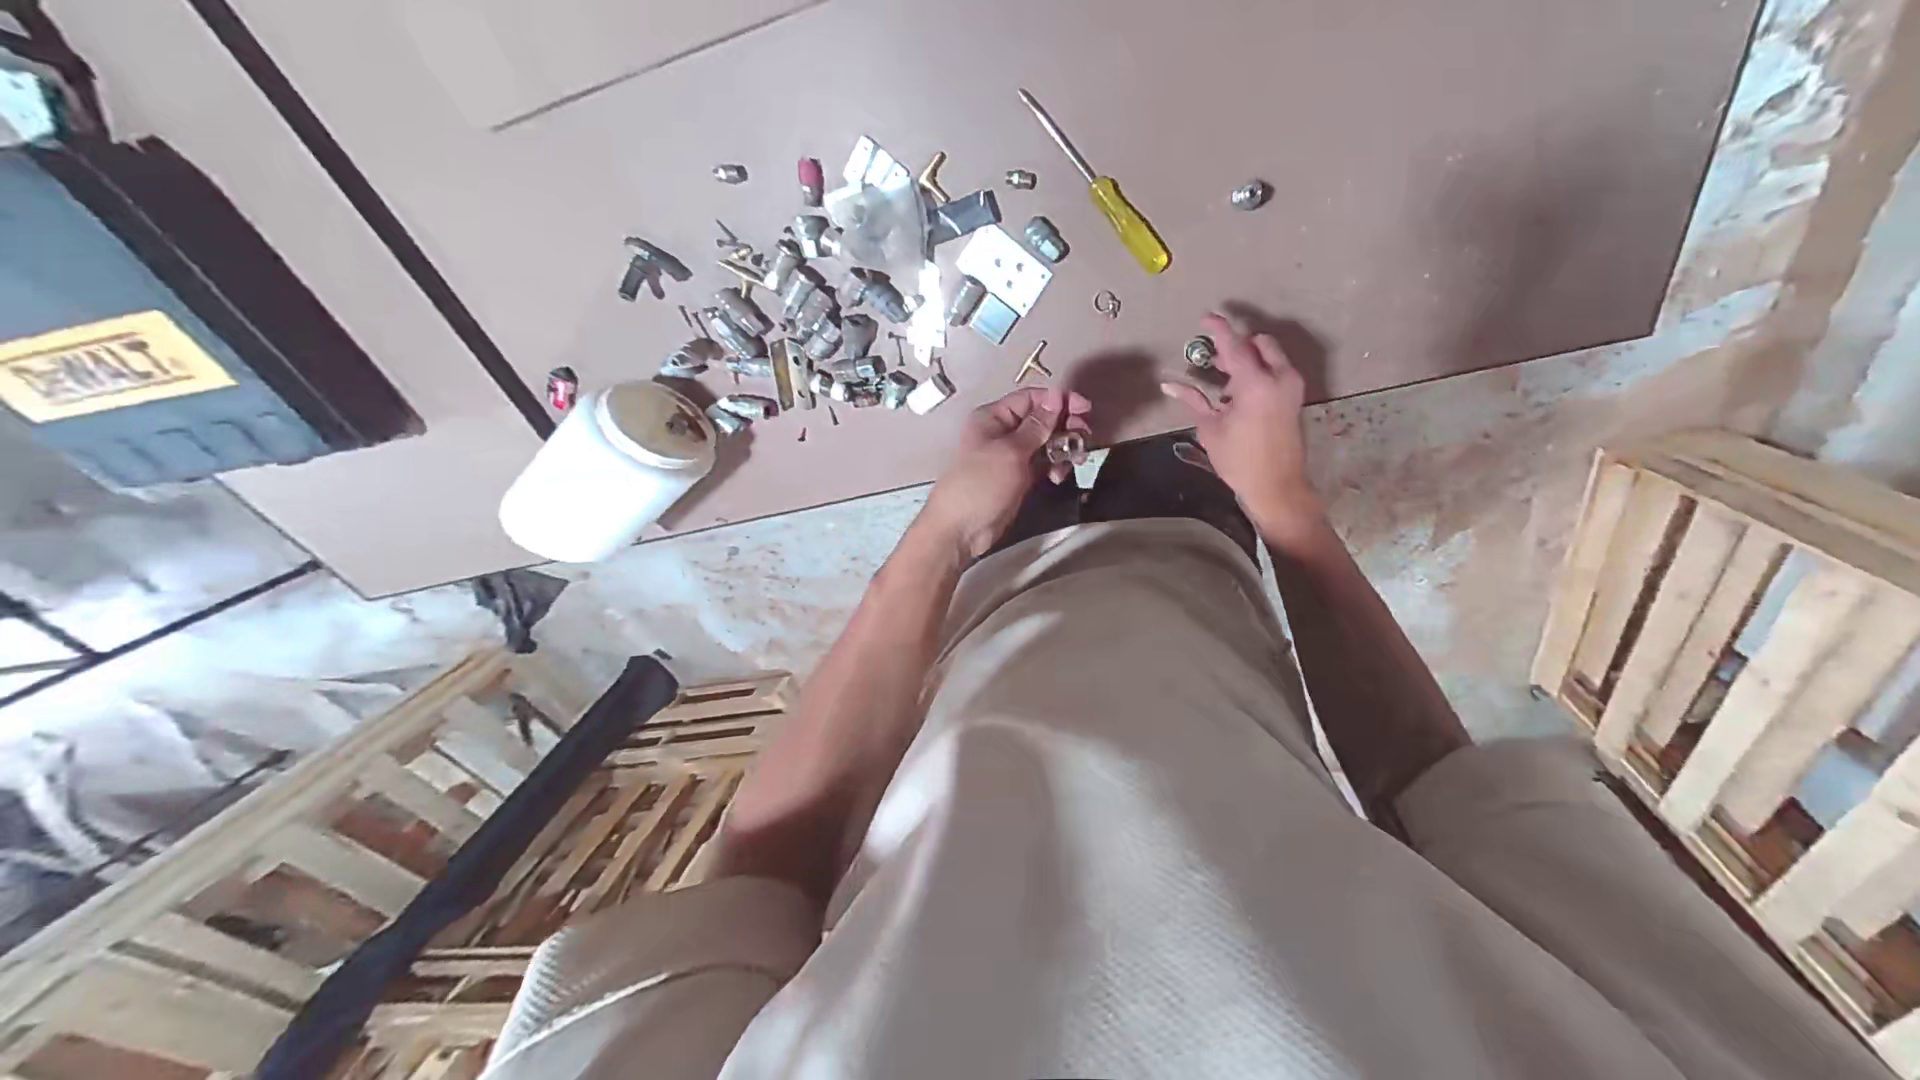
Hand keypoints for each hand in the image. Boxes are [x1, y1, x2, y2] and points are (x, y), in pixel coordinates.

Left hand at [918, 386, 1091, 558]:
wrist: (962, 529)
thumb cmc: (980, 484)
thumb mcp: (1010, 451)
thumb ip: (1037, 426)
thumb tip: (1055, 397)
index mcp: (994, 418)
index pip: (1031, 399)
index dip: (1058, 401)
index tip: (1084, 409)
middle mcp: (1003, 432)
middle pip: (1042, 420)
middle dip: (1065, 425)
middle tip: (1084, 437)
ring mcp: (1012, 456)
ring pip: (1046, 443)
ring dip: (1064, 448)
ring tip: (1075, 459)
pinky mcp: (1019, 477)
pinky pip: (1044, 464)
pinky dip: (1055, 467)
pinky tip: (1059, 477)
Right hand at [1161, 313, 1323, 546]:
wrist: (1276, 485)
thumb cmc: (1239, 460)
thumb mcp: (1210, 429)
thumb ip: (1193, 400)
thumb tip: (1169, 385)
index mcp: (1255, 384)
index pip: (1235, 345)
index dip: (1219, 329)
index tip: (1206, 317)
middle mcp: (1279, 378)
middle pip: (1258, 343)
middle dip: (1236, 346)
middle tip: (1214, 362)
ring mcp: (1291, 386)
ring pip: (1270, 355)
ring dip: (1248, 358)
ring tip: (1225, 380)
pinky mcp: (1295, 397)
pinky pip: (1277, 370)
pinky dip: (1259, 370)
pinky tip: (1240, 392)